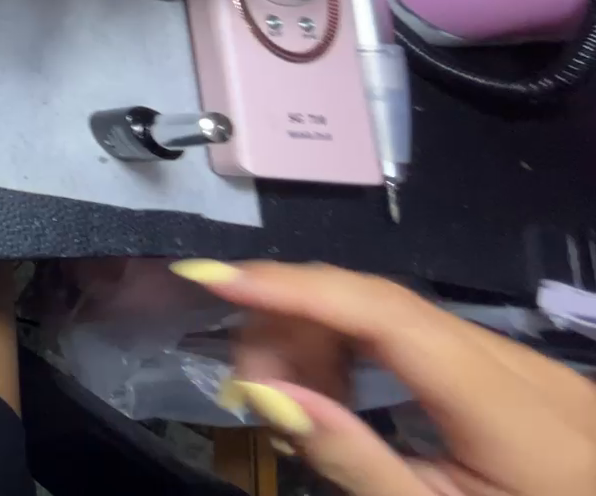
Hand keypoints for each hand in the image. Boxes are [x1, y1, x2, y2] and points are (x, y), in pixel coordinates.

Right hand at [173, 259, 595, 495]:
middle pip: (370, 303)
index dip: (296, 290)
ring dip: (308, 336)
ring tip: (286, 394)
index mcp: (526, 423)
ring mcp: (520, 360)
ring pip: (373, 305)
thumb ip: (354, 461)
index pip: (391, 319)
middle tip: (246, 382)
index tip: (211, 279)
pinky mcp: (503, 361)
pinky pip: (396, 322)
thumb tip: (263, 393)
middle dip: (285, 324)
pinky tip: (327, 385)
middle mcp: (528, 369)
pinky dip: (341, 342)